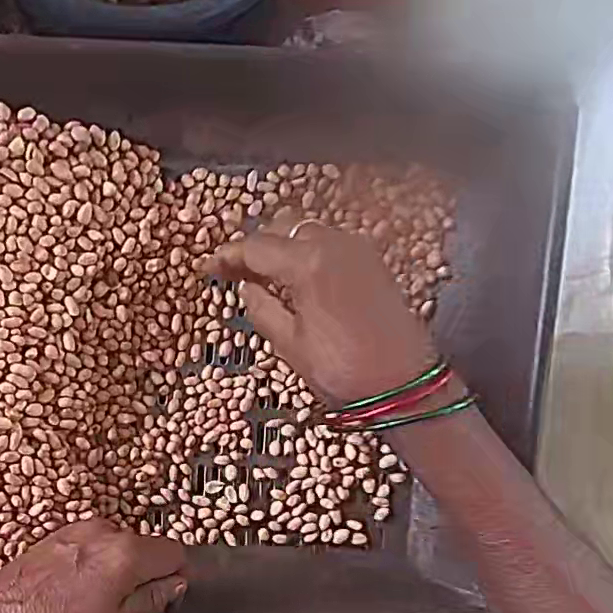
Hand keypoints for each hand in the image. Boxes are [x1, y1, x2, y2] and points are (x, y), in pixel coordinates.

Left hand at [0, 519, 186, 612]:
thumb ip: (153, 600)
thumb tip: (177, 583)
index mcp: (125, 551)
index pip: (176, 553)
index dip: (173, 581)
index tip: (160, 603)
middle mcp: (102, 529)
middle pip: (146, 548)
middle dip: (144, 575)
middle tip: (122, 612)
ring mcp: (74, 529)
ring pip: (117, 549)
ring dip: (115, 572)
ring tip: (90, 607)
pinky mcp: (52, 537)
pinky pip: (90, 548)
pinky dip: (91, 568)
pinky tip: (70, 595)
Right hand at [205, 219, 438, 406]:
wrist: (403, 383)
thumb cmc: (341, 369)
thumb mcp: (289, 344)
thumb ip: (261, 308)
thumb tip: (246, 287)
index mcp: (309, 264)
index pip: (257, 247)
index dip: (229, 256)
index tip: (209, 267)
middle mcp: (335, 245)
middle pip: (283, 229)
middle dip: (255, 247)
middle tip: (232, 271)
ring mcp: (358, 251)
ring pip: (307, 233)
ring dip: (281, 248)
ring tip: (261, 276)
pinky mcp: (372, 263)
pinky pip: (329, 245)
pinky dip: (305, 254)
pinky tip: (294, 279)